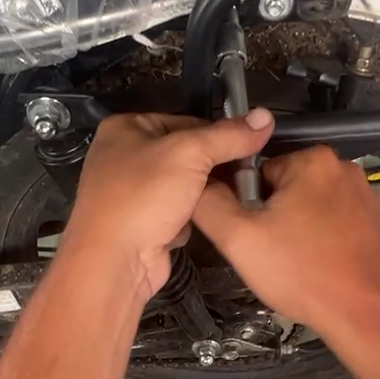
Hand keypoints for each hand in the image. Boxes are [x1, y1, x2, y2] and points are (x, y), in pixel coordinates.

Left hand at [58, 110, 275, 300]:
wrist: (115, 261)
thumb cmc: (145, 196)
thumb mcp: (190, 154)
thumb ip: (228, 136)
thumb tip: (264, 117)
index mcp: (126, 129)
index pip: (185, 121)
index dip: (218, 134)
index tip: (250, 146)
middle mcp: (125, 157)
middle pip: (185, 155)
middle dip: (212, 169)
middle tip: (247, 175)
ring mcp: (132, 195)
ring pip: (183, 187)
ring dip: (203, 196)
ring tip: (231, 199)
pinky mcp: (142, 225)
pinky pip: (176, 214)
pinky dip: (188, 220)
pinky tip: (199, 225)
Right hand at [192, 146, 379, 343]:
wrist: (363, 313)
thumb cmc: (300, 274)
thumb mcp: (238, 239)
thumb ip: (209, 204)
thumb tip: (197, 184)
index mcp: (312, 160)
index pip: (260, 172)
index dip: (250, 207)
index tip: (257, 237)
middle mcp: (345, 168)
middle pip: (289, 187)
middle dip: (278, 217)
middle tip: (276, 254)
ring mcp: (368, 195)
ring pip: (315, 206)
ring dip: (303, 229)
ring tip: (300, 263)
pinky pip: (340, 223)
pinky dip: (329, 240)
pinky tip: (324, 266)